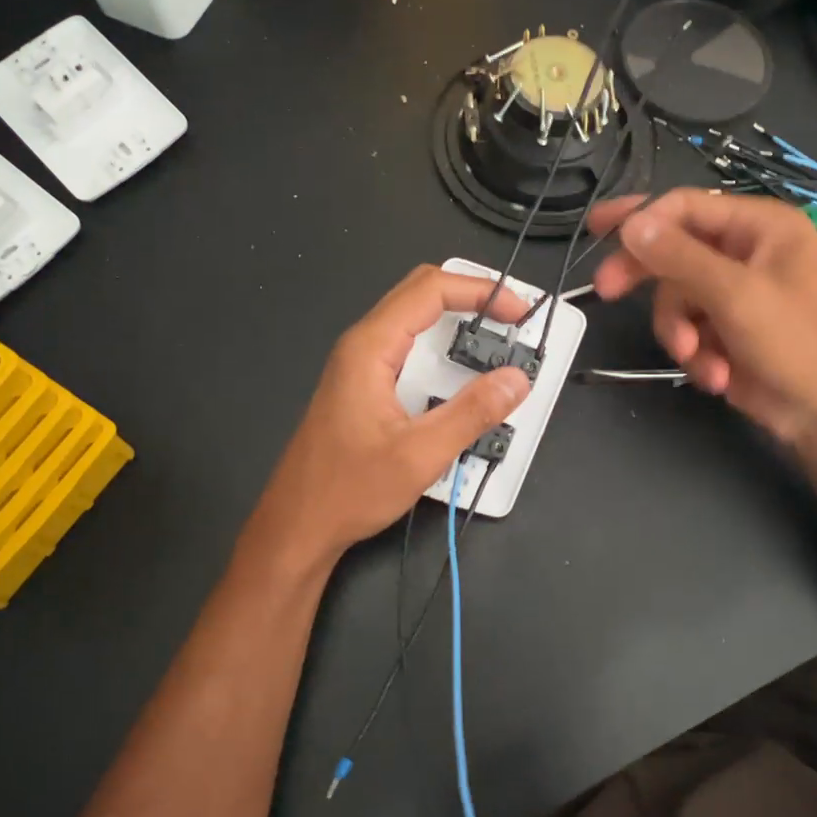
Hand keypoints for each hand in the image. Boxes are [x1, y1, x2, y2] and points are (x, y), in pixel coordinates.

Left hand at [248, 266, 532, 563]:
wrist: (298, 526)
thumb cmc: (349, 490)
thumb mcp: (420, 454)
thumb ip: (472, 413)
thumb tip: (516, 379)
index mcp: (370, 349)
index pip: (430, 290)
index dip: (480, 290)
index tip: (519, 311)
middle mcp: (361, 347)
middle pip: (419, 294)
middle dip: (470, 297)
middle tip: (511, 320)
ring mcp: (357, 367)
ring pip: (412, 323)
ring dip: (454, 324)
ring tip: (494, 346)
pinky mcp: (360, 389)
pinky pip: (406, 352)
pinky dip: (439, 352)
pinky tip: (460, 379)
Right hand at [590, 190, 816, 442]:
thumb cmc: (798, 343)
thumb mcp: (736, 296)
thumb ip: (679, 258)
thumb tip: (630, 225)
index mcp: (760, 226)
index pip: (687, 206)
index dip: (642, 218)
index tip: (600, 233)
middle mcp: (746, 252)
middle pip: (674, 251)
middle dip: (648, 279)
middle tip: (606, 290)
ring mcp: (735, 294)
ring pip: (675, 298)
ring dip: (680, 332)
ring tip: (699, 358)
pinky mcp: (726, 331)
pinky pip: (688, 329)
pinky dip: (696, 354)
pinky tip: (716, 375)